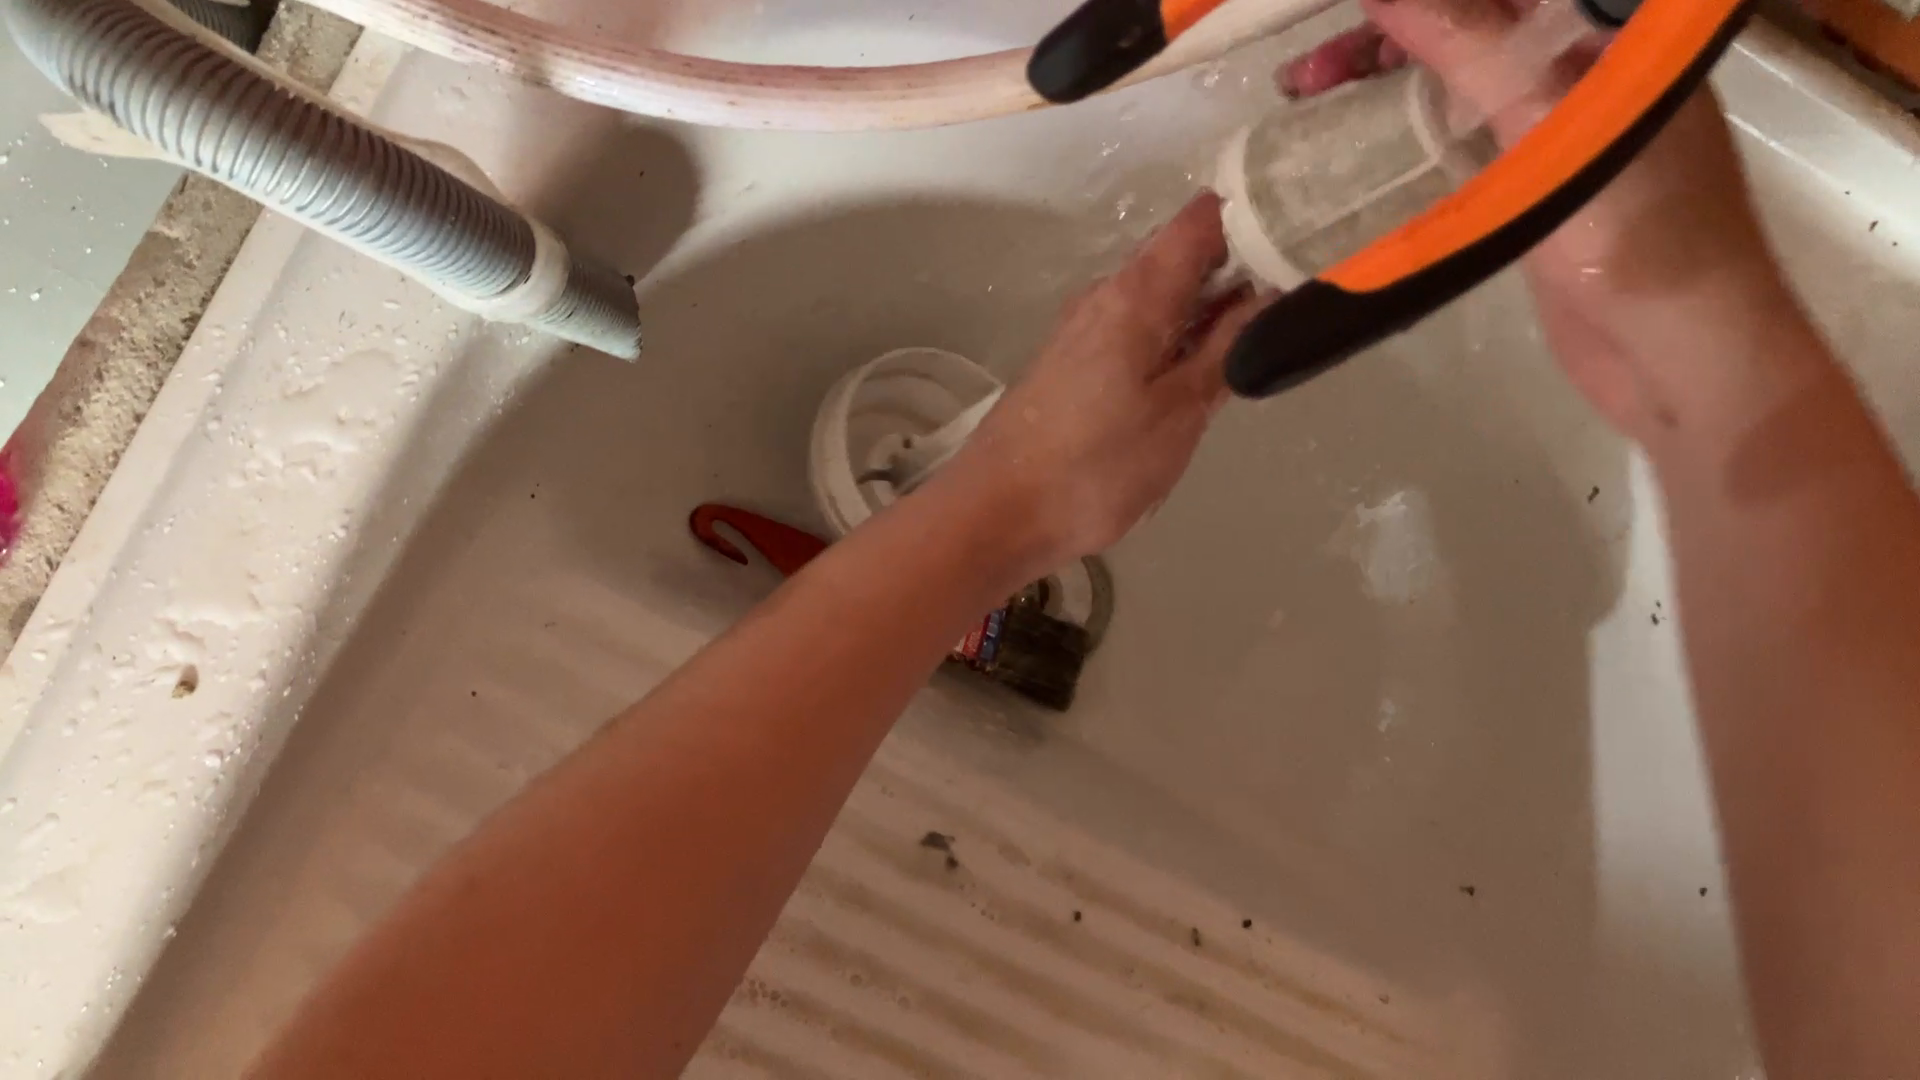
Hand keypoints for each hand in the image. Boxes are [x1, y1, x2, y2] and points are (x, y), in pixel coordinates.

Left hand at [931, 193, 1261, 574]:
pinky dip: (1171, 343)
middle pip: (1182, 256)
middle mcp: (1104, 297)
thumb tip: (1268, 292)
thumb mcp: (1177, 414)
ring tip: (1257, 344)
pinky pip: (1134, 333)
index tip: (1307, 242)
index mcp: (1134, 293)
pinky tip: (1195, 379)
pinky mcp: (1071, 367)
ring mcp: (1083, 332)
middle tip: (1298, 305)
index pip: (1205, 218)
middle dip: (1240, 272)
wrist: (995, 515)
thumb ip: (1226, 350)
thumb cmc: (1092, 469)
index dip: (1259, 217)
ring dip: (1206, 314)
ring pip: (1159, 299)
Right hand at [1281, 0, 1800, 440]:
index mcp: (1610, 36)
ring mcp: (1548, 132)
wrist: (1668, 344)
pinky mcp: (1521, 188)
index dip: (1414, 7)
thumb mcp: (1552, 129)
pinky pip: (1452, 144)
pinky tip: (1353, 150)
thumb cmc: (1633, 231)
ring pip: (1451, 89)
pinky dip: (1400, 141)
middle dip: (1384, 47)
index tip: (1345, 20)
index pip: (1498, 1)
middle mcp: (1580, 70)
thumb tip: (1391, 0)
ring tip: (1309, 105)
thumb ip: (1477, 55)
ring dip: (1381, 93)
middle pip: (1468, 35)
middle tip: (1302, 79)